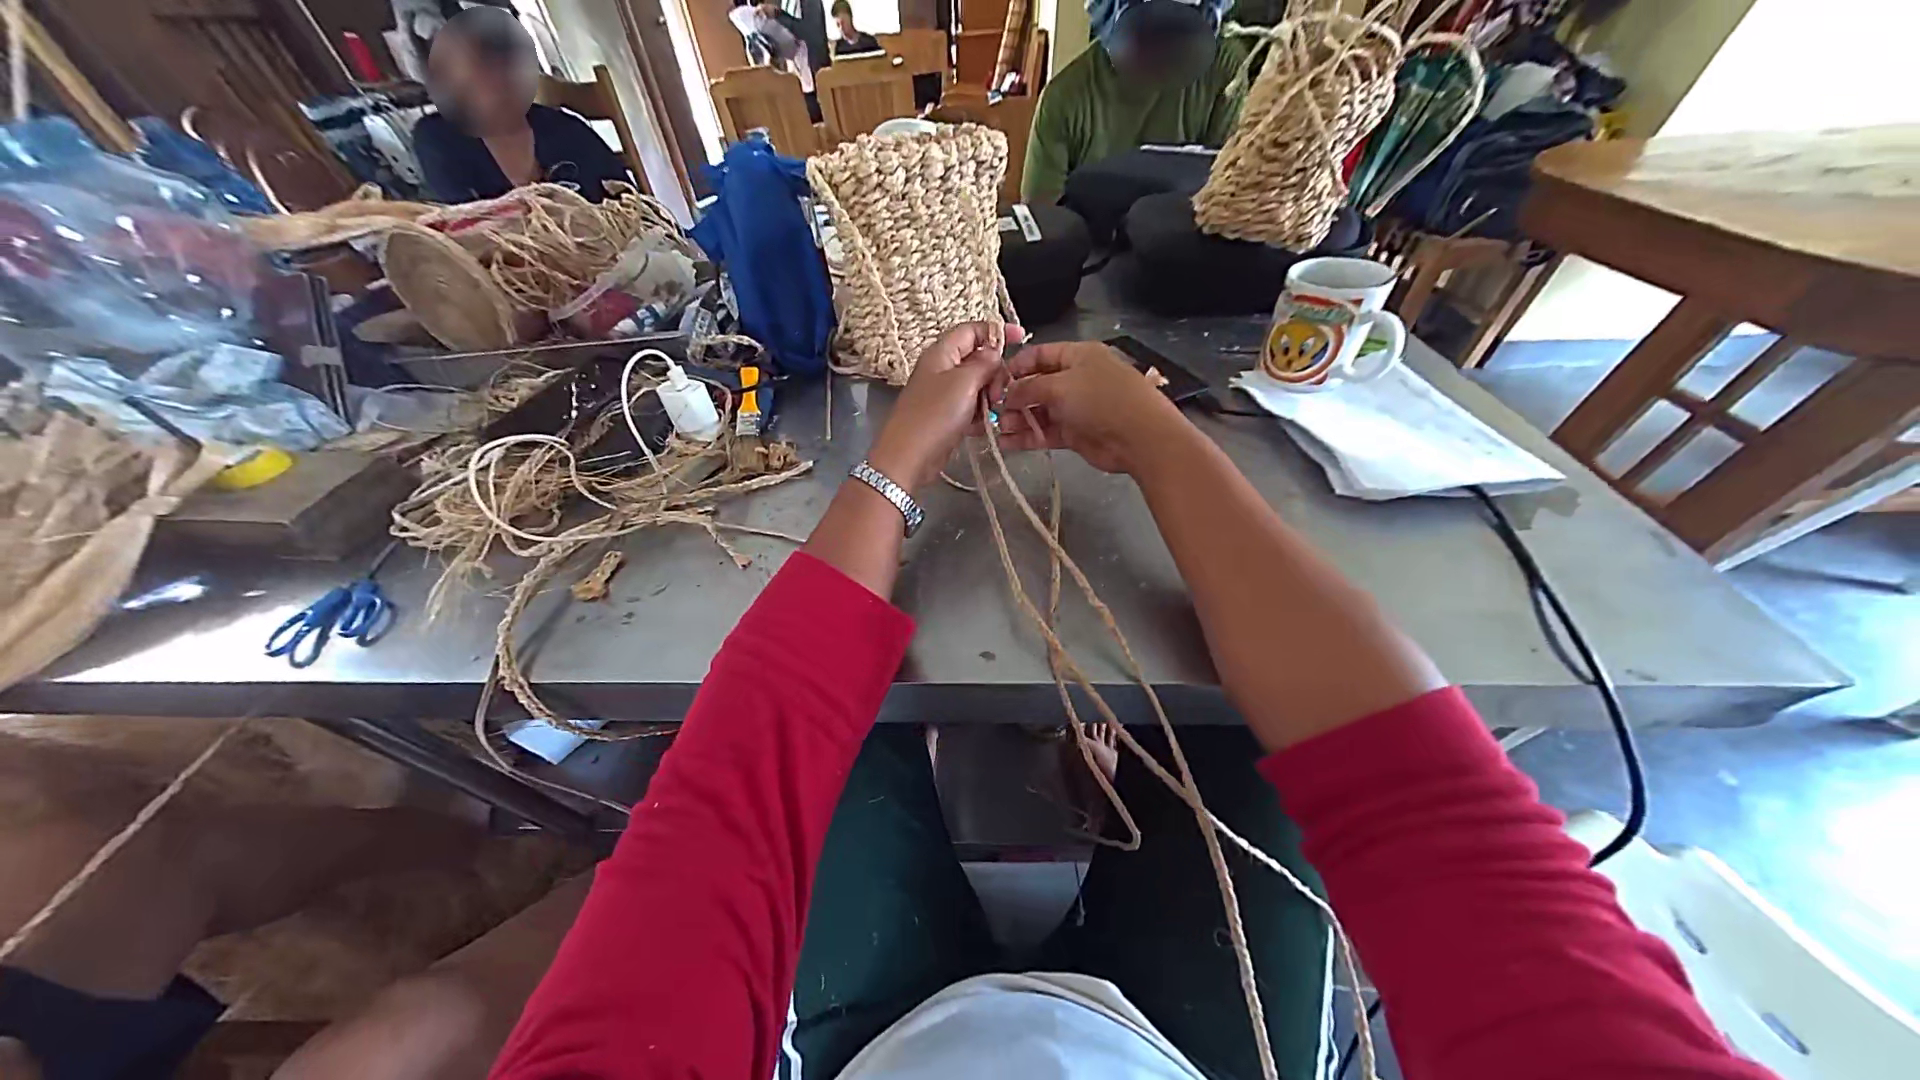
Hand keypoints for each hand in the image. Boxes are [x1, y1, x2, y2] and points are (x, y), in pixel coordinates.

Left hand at [867, 321, 1025, 490]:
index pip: (971, 330)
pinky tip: (983, 425)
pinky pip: (971, 406)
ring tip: (991, 409)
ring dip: (989, 395)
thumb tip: (994, 351)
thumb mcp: (964, 382)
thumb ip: (984, 362)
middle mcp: (942, 369)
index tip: (1020, 338)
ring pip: (977, 384)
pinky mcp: (947, 416)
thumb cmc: (934, 416)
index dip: (996, 330)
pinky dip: (980, 413)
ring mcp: (943, 394)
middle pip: (977, 358)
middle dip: (995, 371)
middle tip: (999, 391)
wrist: (909, 458)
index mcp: (942, 353)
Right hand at [995, 341, 1189, 474]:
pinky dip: (1028, 437)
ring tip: (998, 428)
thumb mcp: (1060, 386)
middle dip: (1014, 398)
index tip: (995, 381)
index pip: (1040, 355)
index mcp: (1078, 356)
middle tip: (992, 409)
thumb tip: (1008, 394)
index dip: (1016, 366)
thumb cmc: (1103, 400)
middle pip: (1037, 385)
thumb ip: (1028, 389)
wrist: (1139, 437)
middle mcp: (1077, 379)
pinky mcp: (1076, 433)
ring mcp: (1076, 408)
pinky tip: (1008, 442)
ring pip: (1040, 411)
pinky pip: (1046, 432)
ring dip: (1018, 419)